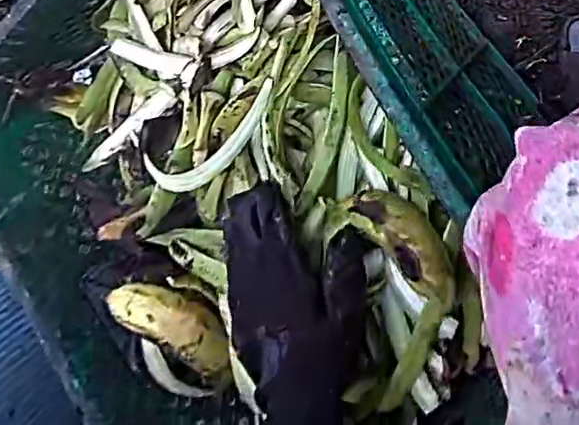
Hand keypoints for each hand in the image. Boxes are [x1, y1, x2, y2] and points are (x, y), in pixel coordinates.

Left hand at [224, 182, 369, 424]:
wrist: (294, 396)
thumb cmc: (324, 352)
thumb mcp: (345, 314)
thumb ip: (345, 273)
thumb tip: (345, 234)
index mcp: (286, 272)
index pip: (273, 226)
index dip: (269, 202)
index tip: (271, 183)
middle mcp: (260, 278)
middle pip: (247, 232)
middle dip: (248, 207)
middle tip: (255, 188)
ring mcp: (244, 294)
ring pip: (236, 248)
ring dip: (238, 225)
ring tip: (240, 205)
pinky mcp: (237, 310)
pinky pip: (232, 268)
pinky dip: (235, 248)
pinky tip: (237, 243)